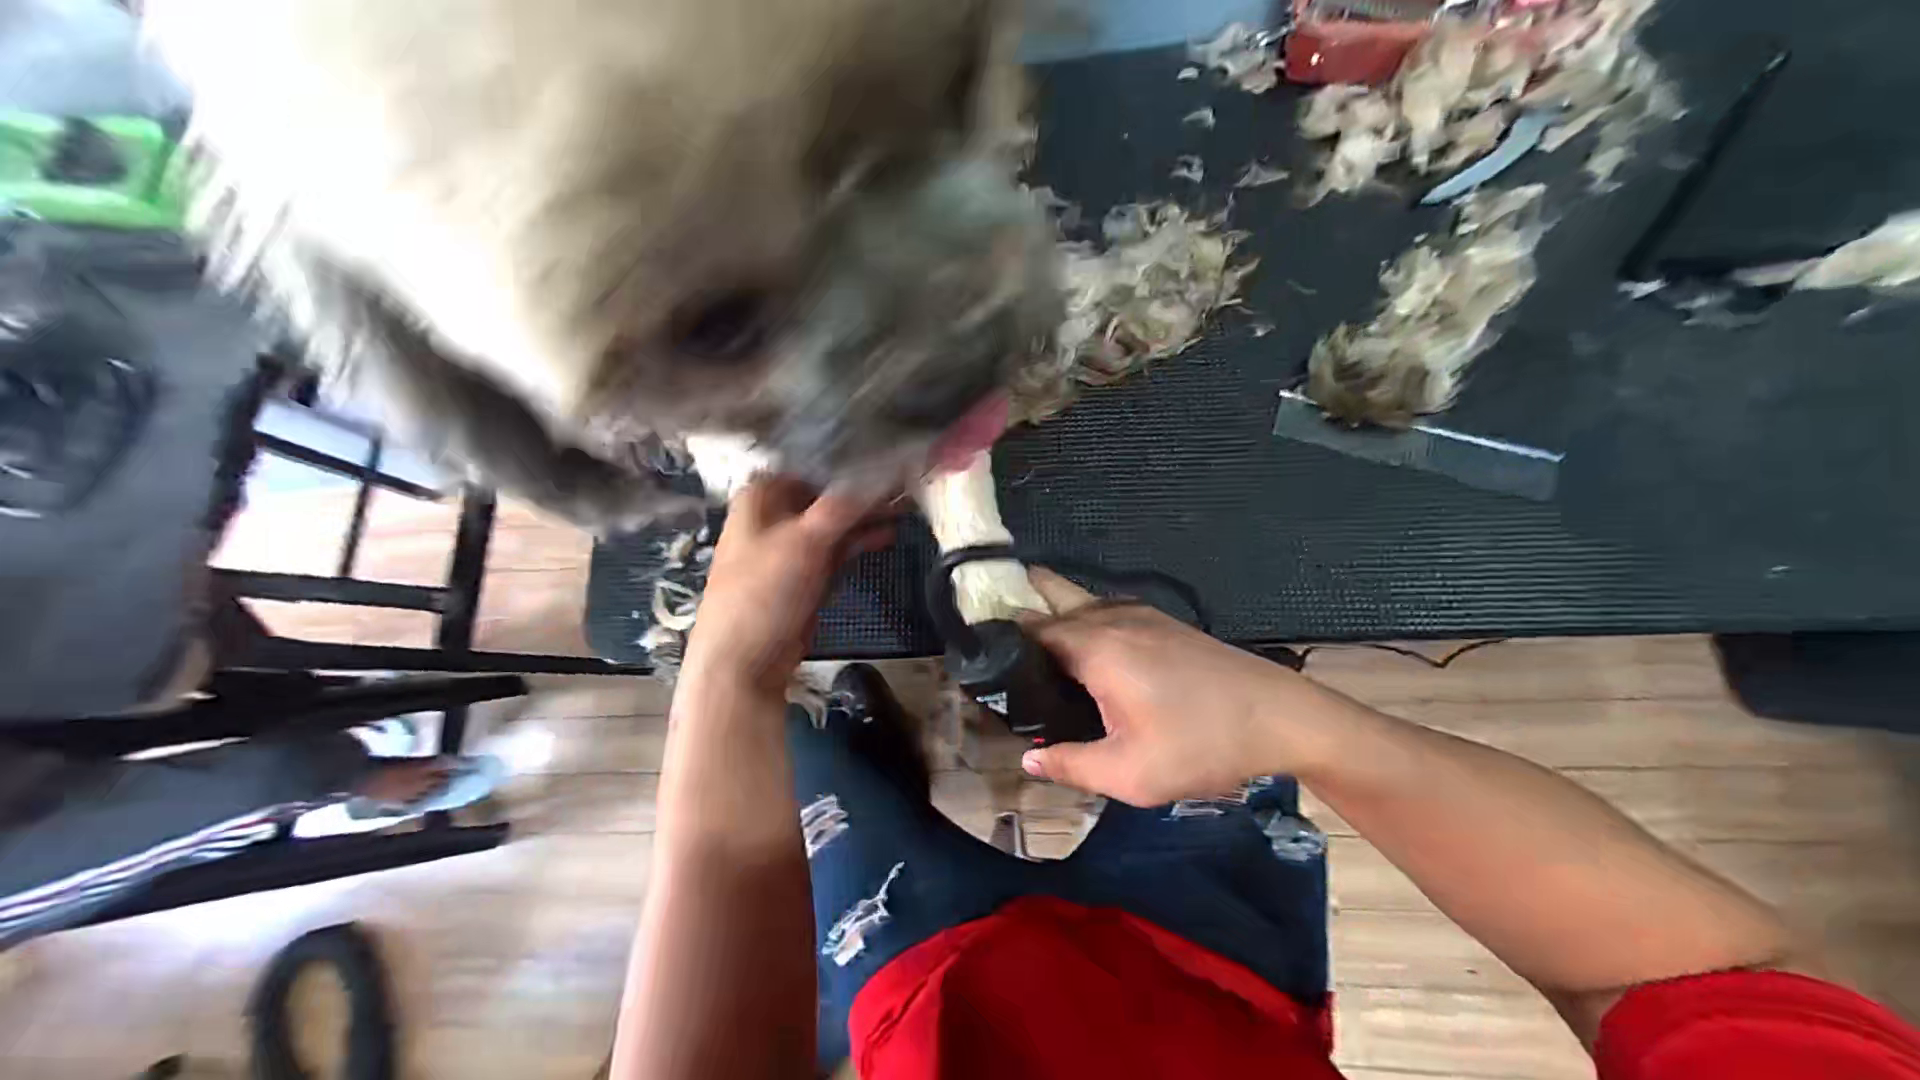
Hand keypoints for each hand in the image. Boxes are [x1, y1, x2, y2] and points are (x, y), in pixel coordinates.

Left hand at [680, 476, 892, 697]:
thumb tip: (884, 469)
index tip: (887, 450)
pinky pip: (839, 548)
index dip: (847, 457)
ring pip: (836, 521)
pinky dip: (862, 540)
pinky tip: (889, 533)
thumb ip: (845, 504)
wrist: (744, 662)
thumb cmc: (763, 592)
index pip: (810, 462)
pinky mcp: (808, 573)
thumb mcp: (804, 540)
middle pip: (827, 492)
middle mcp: (775, 515)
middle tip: (906, 480)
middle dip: (865, 488)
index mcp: (761, 496)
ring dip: (868, 514)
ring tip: (907, 505)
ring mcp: (792, 546)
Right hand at [1017, 569, 1325, 805]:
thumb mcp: (1131, 775)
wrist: (1281, 717)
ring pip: (1078, 602)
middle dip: (1018, 607)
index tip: (982, 664)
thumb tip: (1028, 758)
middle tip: (999, 646)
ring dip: (1051, 615)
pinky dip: (1081, 622)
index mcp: (1096, 647)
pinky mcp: (1161, 621)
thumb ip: (1070, 765)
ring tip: (1032, 653)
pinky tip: (1084, 656)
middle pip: (1049, 595)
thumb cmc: (1203, 745)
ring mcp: (1140, 614)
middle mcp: (1111, 617)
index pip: (1029, 628)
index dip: (1000, 641)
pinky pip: (1103, 611)